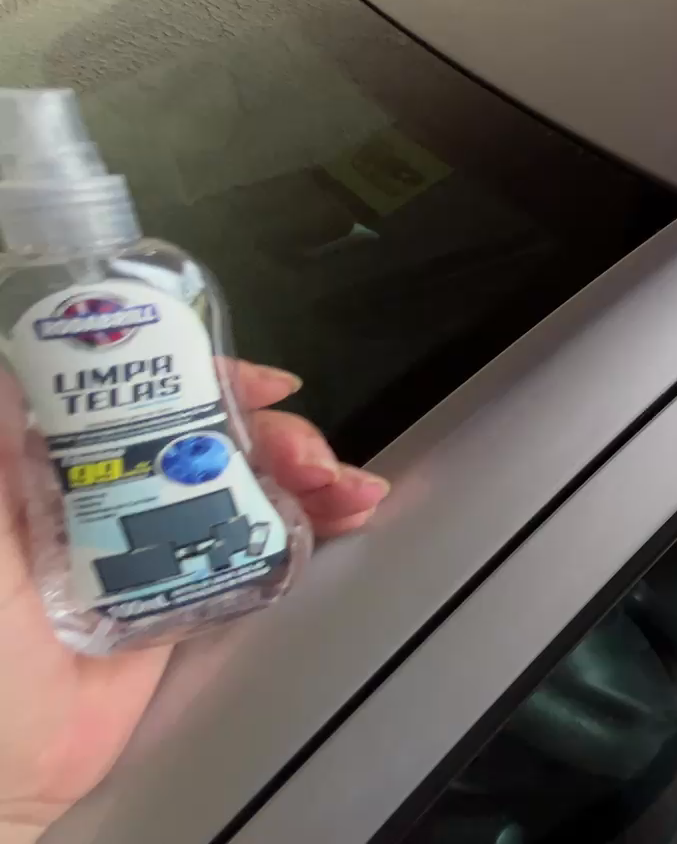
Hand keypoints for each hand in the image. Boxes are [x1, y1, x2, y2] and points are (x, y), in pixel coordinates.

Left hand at [0, 361, 387, 840]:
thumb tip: (24, 383)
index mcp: (52, 482)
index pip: (138, 403)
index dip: (208, 379)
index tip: (271, 386)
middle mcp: (114, 499)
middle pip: (217, 438)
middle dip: (283, 440)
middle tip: (318, 463)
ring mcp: (164, 541)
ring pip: (256, 480)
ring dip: (318, 475)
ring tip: (357, 492)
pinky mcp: (205, 582)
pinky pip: (271, 533)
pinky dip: (321, 517)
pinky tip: (354, 512)